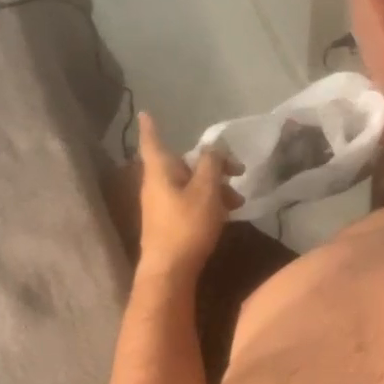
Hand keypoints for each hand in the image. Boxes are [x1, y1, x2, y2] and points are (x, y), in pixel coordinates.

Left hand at [135, 112, 240, 280]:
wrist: (169, 270)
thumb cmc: (187, 225)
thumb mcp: (206, 190)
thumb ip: (212, 164)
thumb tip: (214, 147)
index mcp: (160, 171)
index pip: (153, 142)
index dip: (151, 127)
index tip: (145, 112)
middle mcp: (156, 184)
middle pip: (183, 165)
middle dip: (211, 166)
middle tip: (238, 172)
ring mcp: (160, 205)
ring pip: (190, 185)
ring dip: (215, 188)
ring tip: (238, 203)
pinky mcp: (168, 222)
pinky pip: (189, 202)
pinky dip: (207, 202)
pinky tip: (226, 215)